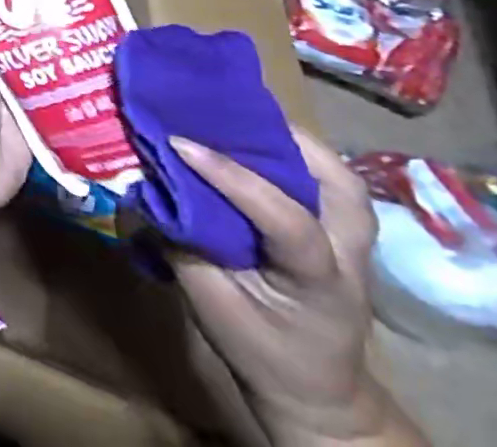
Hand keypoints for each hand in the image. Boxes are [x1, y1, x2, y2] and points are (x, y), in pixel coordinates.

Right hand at [168, 129, 423, 446]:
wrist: (315, 387)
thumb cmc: (260, 348)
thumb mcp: (211, 304)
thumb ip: (181, 245)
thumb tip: (143, 190)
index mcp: (321, 280)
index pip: (287, 220)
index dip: (232, 177)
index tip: (179, 143)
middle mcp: (351, 253)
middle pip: (337, 183)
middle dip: (277, 138)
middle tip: (216, 108)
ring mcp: (354, 242)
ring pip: (337, 174)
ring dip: (289, 140)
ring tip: (236, 117)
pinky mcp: (339, 233)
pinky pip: (325, 181)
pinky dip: (292, 153)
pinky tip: (252, 140)